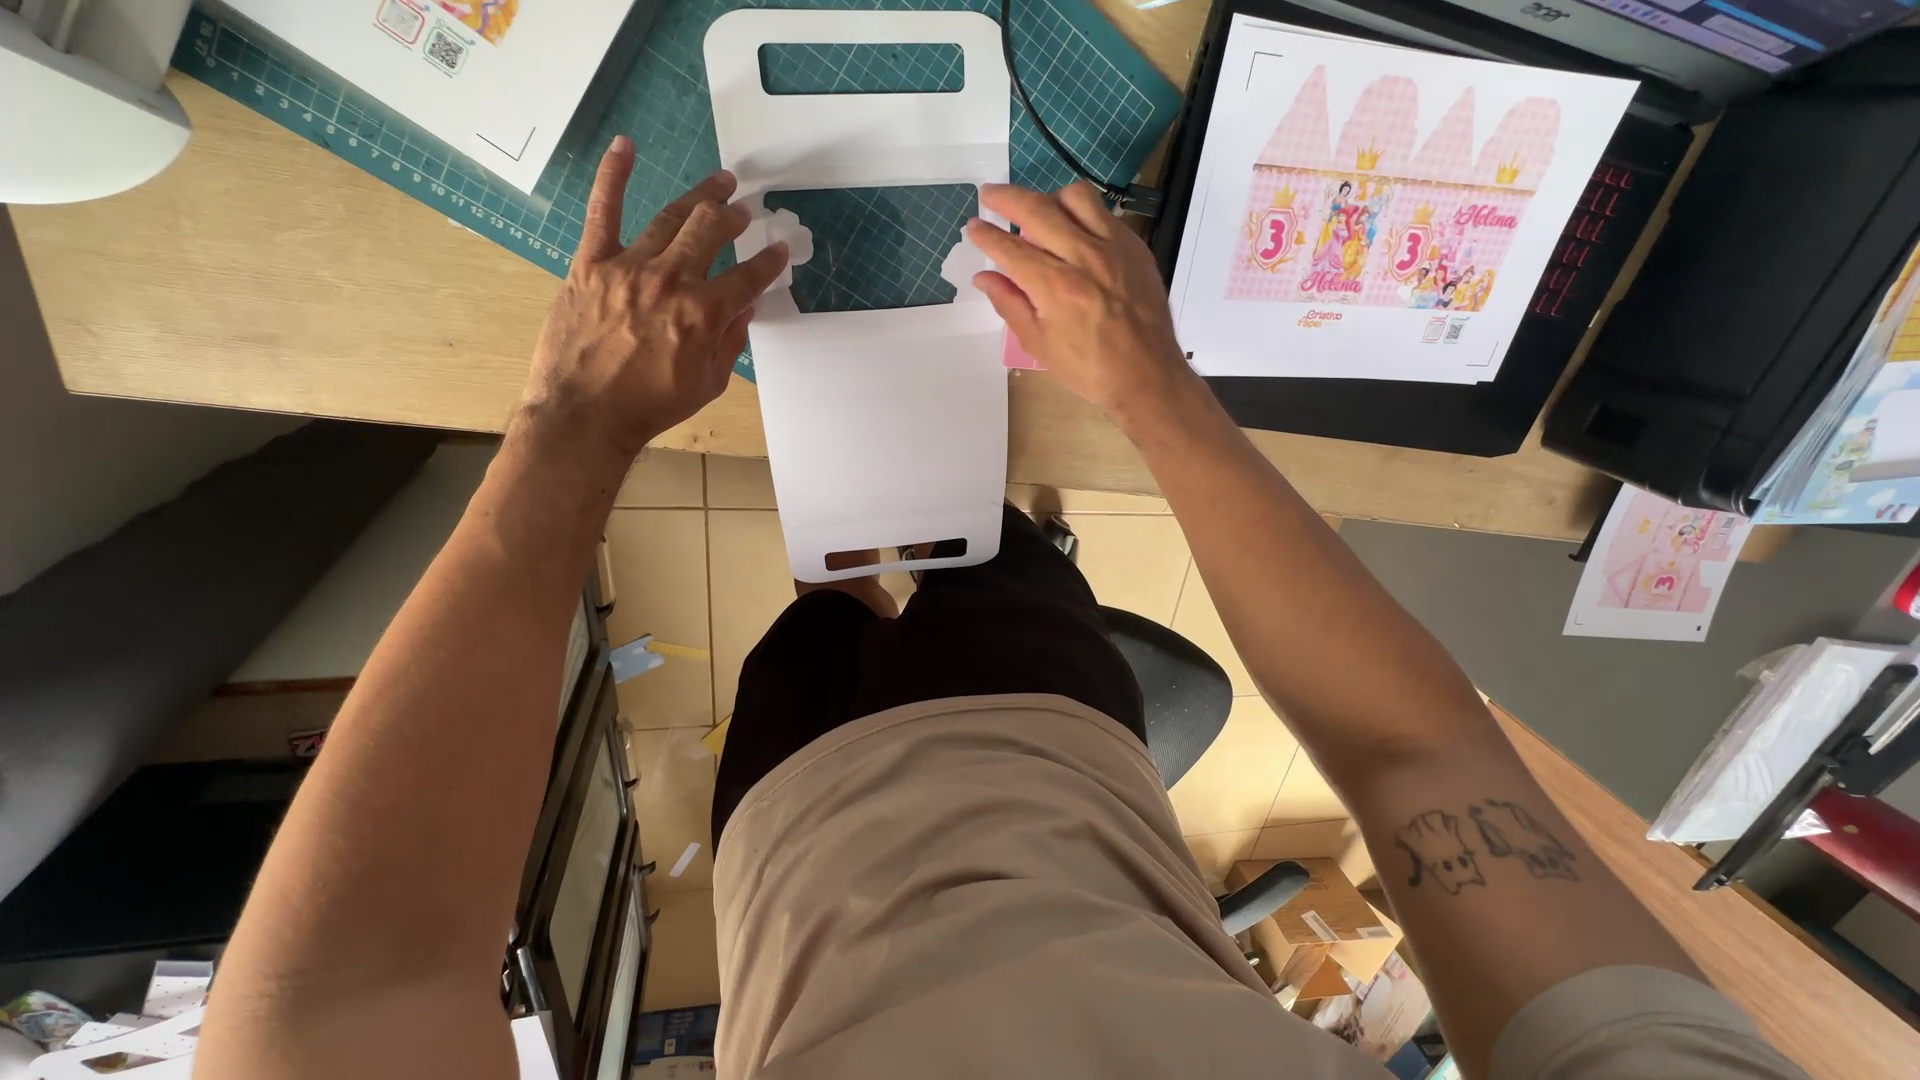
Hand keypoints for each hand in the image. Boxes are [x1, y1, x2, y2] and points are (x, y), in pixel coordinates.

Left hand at [517, 136, 788, 458]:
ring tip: (719, 182)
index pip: (748, 276)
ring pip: (672, 217)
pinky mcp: (591, 263)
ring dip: (700, 195)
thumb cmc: (650, 406)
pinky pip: (603, 211)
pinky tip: (626, 146)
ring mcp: (629, 267)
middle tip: (743, 211)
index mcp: (704, 314)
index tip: (779, 249)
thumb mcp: (708, 383)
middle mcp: (671, 281)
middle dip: (734, 217)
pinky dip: (613, 175)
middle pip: (712, 232)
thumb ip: (730, 342)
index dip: (769, 261)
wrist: (585, 413)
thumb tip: (746, 309)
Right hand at [964, 182, 1197, 420]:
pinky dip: (1082, 215)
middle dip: (1007, 199)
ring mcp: (1115, 248)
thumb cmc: (1088, 368)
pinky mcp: (1136, 248)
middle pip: (1038, 210)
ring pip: (1076, 198)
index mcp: (1056, 287)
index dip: (986, 235)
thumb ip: (1009, 304)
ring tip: (1038, 212)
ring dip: (1049, 198)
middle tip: (989, 196)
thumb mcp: (1039, 344)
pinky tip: (1074, 232)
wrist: (1147, 376)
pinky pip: (1104, 214)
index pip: (1011, 248)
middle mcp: (1084, 257)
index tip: (973, 226)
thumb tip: (984, 276)